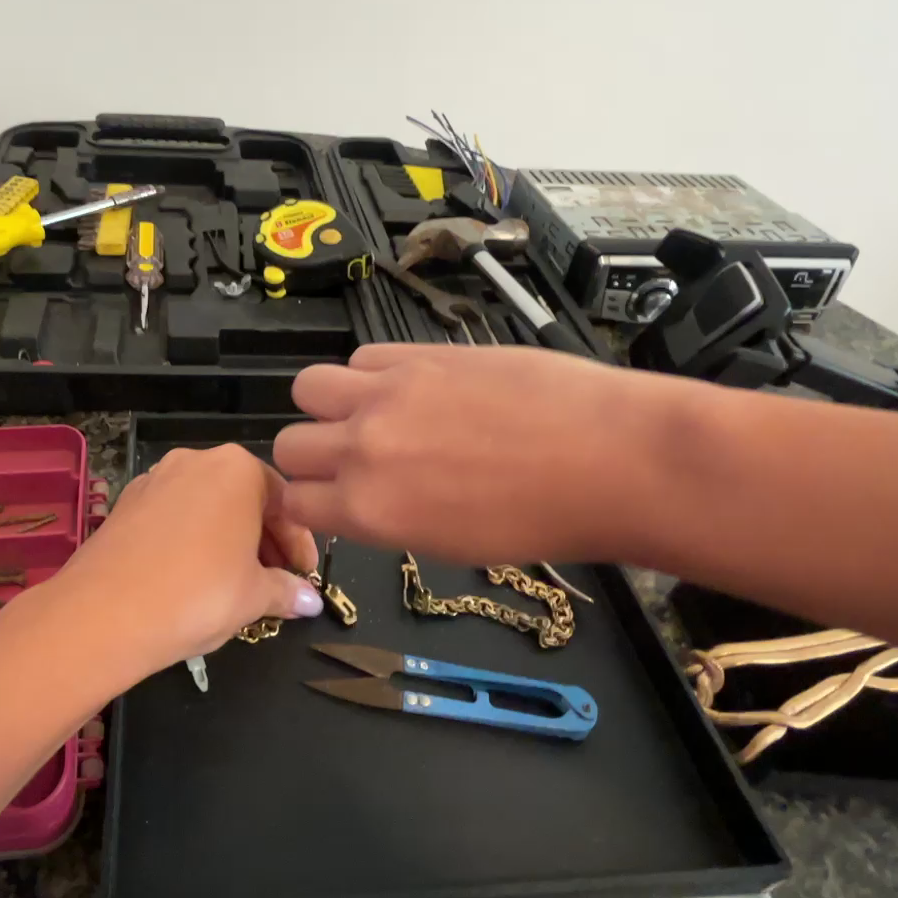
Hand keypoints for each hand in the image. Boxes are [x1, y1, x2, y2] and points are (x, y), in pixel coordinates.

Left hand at [45, 445, 322, 673]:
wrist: (104, 613)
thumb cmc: (198, 594)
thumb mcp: (254, 596)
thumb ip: (287, 591)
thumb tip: (311, 600)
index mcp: (238, 468)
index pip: (285, 502)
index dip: (299, 544)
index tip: (305, 578)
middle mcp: (196, 461)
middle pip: (244, 499)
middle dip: (264, 541)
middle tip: (276, 584)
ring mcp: (155, 479)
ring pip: (207, 507)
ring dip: (228, 541)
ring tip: (235, 585)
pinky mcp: (125, 503)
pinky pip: (173, 518)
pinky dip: (191, 541)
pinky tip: (192, 578)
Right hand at [274, 344, 696, 565]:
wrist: (610, 459)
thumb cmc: (543, 519)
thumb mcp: (449, 544)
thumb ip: (387, 517)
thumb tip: (364, 496)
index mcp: (369, 510)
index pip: (292, 501)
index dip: (305, 500)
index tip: (324, 495)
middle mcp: (363, 449)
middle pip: (288, 443)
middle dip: (310, 454)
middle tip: (347, 456)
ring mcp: (387, 394)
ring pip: (308, 387)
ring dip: (328, 404)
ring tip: (370, 412)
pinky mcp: (419, 354)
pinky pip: (362, 357)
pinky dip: (372, 374)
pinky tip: (410, 388)